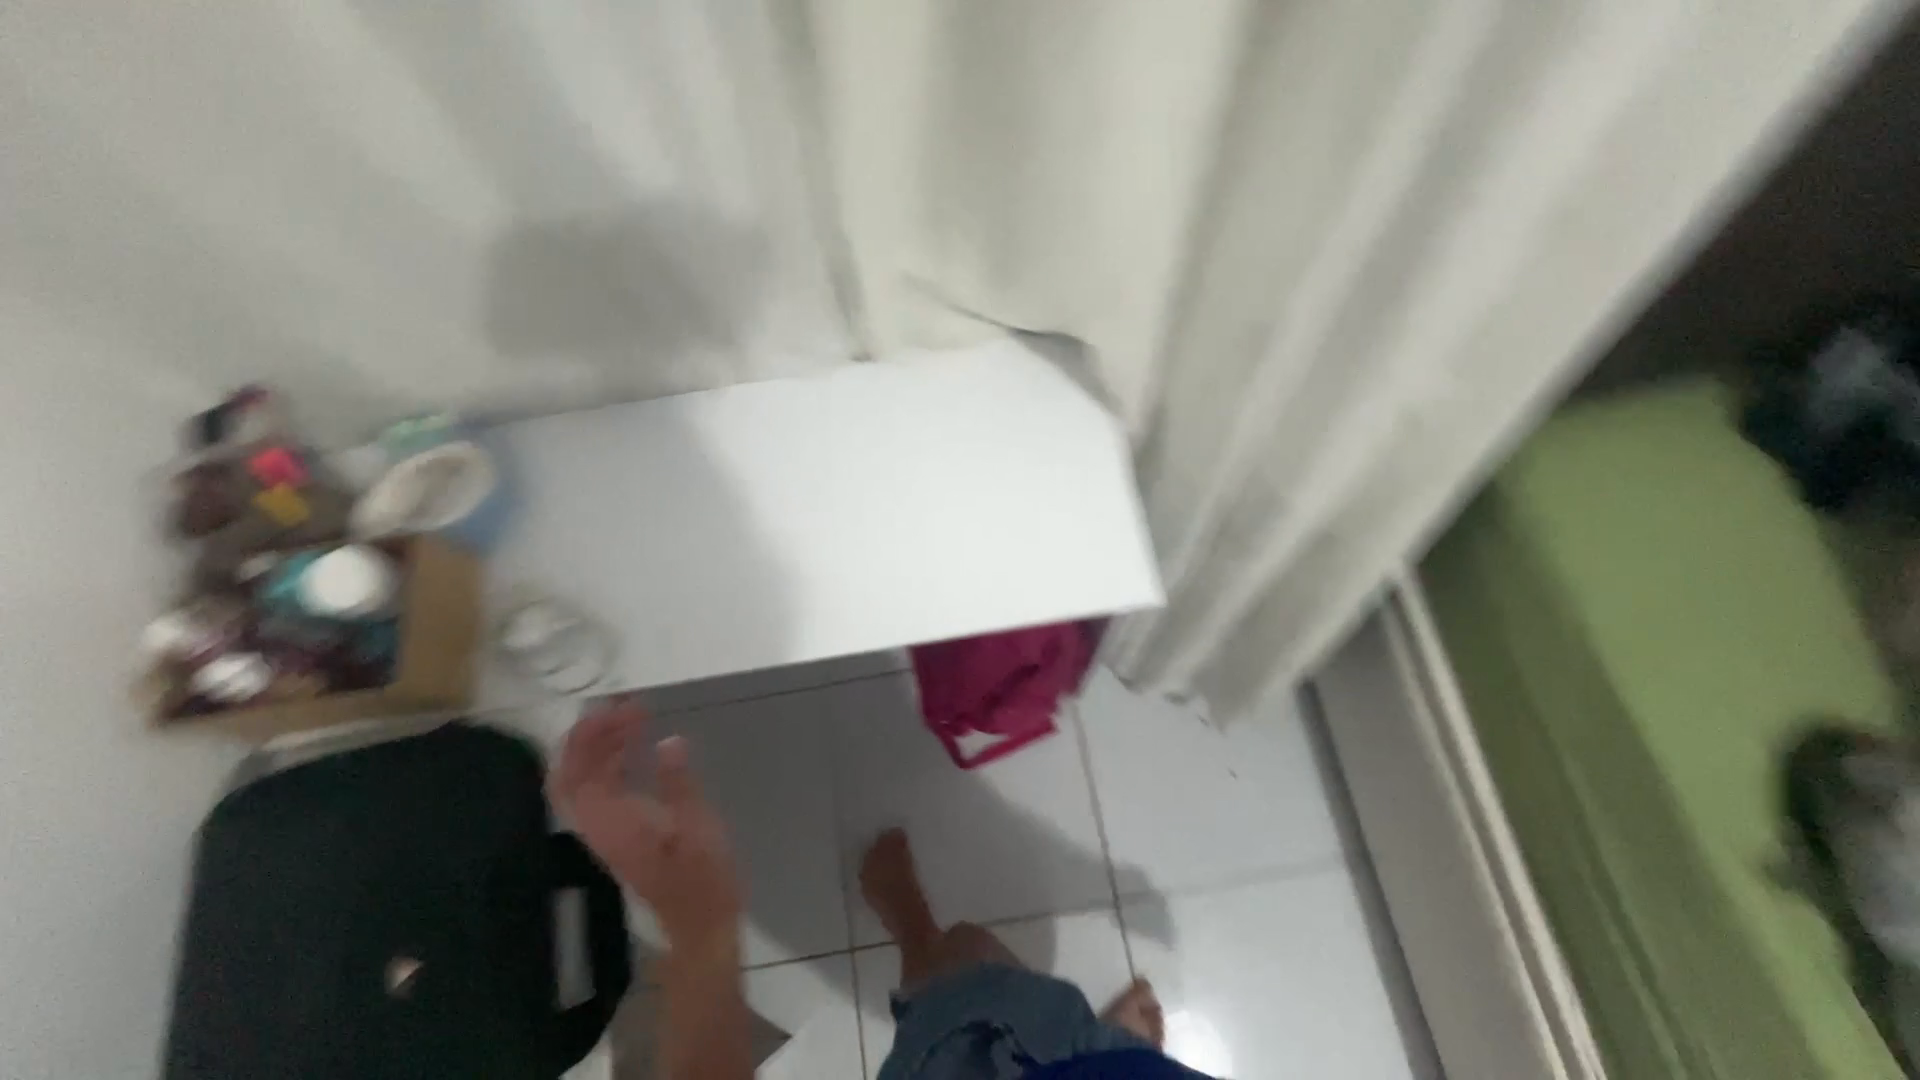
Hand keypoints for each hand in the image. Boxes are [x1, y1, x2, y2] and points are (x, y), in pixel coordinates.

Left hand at [550, 699, 742, 954]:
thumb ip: (679, 781)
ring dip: (601, 748)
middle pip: (572, 774)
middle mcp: (598, 826)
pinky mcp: (619, 836)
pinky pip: (600, 792)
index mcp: (610, 822)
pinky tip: (637, 751)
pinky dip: (611, 765)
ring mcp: (605, 832)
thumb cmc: (702, 875)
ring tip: (634, 719)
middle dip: (590, 736)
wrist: (699, 923)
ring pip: (584, 782)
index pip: (577, 771)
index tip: (619, 708)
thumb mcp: (697, 824)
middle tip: (625, 708)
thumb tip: (668, 741)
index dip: (588, 735)